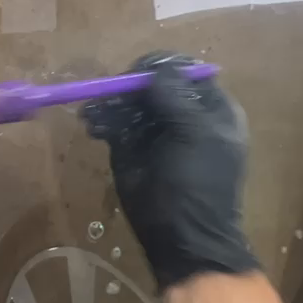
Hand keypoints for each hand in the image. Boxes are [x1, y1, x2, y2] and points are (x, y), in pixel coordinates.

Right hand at [83, 52, 257, 289]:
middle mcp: (181, 115)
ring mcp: (153, 132)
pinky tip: (92, 126)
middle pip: (150, 84)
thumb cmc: (199, 183)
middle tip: (111, 94)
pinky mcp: (128, 148)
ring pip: (127, 102)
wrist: (180, 234)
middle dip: (128, 86)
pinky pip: (112, 124)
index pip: (184, 72)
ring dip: (109, 102)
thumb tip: (153, 71)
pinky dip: (100, 120)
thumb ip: (174, 98)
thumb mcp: (196, 135)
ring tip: (94, 114)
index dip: (160, 68)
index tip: (137, 75)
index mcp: (210, 109)